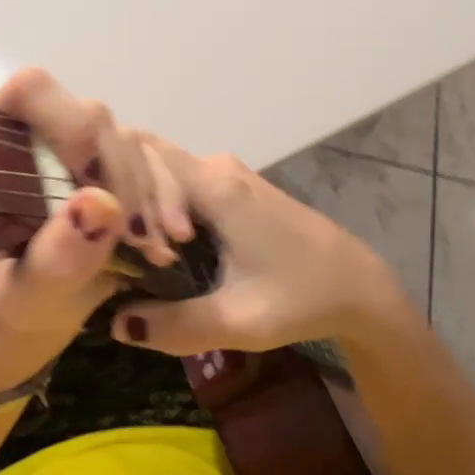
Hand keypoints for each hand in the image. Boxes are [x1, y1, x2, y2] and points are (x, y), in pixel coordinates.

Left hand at [0, 69, 154, 392]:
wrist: (43, 319)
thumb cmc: (19, 302)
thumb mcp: (30, 292)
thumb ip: (57, 255)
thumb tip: (102, 204)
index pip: (30, 92)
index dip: (64, 119)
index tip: (90, 176)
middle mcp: (44, 133)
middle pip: (91, 117)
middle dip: (119, 175)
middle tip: (132, 236)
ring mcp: (85, 148)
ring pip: (130, 140)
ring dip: (151, 192)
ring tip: (154, 250)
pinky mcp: (120, 166)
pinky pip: (157, 162)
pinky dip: (170, 198)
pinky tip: (172, 240)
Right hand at [108, 140, 413, 356]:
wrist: (360, 288)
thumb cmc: (301, 298)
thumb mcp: (236, 321)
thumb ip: (172, 325)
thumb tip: (114, 324)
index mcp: (214, 185)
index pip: (139, 150)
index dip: (114, 181)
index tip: (115, 235)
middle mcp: (216, 167)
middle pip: (146, 162)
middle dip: (125, 202)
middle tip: (125, 255)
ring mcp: (226, 174)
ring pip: (161, 173)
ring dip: (143, 208)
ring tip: (141, 258)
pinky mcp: (233, 188)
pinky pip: (179, 185)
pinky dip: (161, 210)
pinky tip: (162, 251)